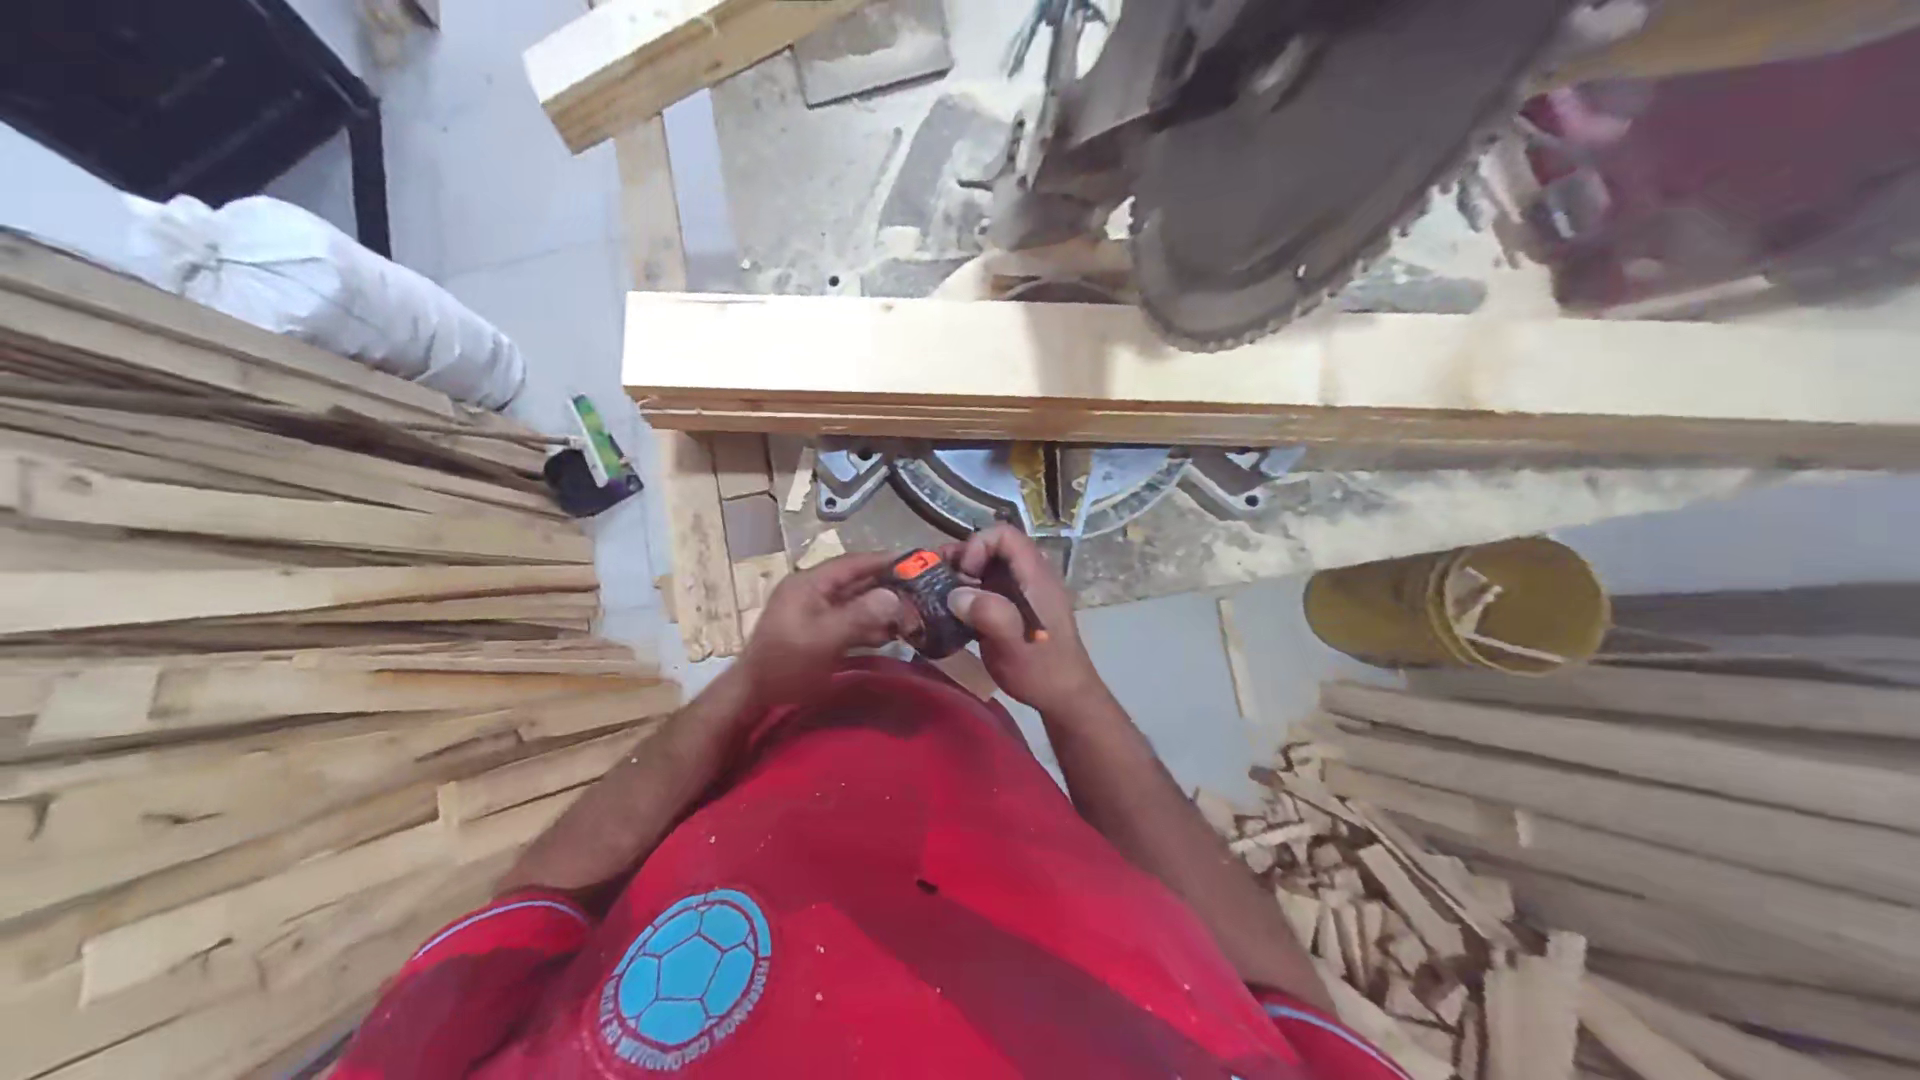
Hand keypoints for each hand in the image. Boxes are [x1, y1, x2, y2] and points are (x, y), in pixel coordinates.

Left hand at [737, 551, 902, 707]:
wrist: (754, 695)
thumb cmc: (785, 663)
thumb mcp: (824, 638)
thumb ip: (859, 616)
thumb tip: (894, 596)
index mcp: (809, 584)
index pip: (853, 563)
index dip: (884, 561)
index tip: (915, 560)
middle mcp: (813, 592)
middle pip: (857, 582)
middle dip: (888, 587)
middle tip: (921, 592)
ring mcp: (815, 613)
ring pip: (856, 603)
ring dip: (882, 609)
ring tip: (912, 615)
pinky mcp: (819, 633)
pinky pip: (850, 622)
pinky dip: (870, 626)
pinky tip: (891, 635)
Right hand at [945, 524, 1109, 715]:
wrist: (1063, 696)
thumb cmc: (1042, 668)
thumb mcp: (1013, 642)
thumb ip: (989, 613)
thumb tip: (956, 594)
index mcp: (1035, 575)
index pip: (1004, 535)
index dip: (978, 545)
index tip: (963, 574)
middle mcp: (1028, 577)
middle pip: (992, 548)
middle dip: (963, 559)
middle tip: (939, 581)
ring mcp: (1021, 593)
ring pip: (987, 568)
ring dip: (961, 577)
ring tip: (939, 595)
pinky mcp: (1012, 610)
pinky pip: (986, 589)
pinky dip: (966, 594)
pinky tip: (951, 613)